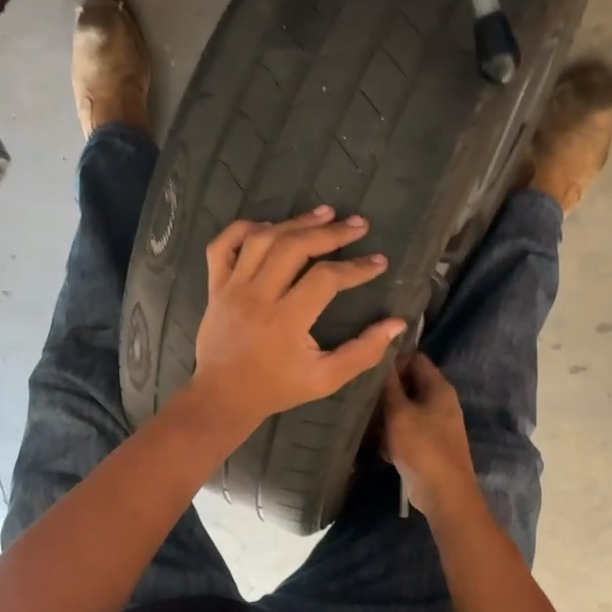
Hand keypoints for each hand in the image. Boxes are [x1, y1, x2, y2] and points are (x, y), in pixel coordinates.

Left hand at [190, 206, 406, 429]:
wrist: (221, 397)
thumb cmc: (276, 388)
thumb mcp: (325, 379)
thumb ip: (362, 352)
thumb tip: (396, 323)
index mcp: (286, 320)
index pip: (325, 278)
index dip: (356, 267)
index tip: (379, 263)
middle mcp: (257, 296)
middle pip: (293, 247)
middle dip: (330, 232)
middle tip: (358, 225)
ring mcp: (231, 289)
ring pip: (261, 240)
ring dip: (294, 222)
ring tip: (324, 214)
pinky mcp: (215, 288)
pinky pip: (221, 247)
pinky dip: (242, 229)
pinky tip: (269, 225)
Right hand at [380, 353, 479, 515]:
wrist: (443, 492)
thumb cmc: (421, 446)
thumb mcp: (398, 412)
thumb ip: (389, 385)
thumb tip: (382, 358)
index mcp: (438, 388)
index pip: (415, 359)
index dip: (392, 361)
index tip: (368, 370)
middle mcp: (440, 402)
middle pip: (408, 385)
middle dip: (385, 391)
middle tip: (360, 396)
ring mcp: (435, 424)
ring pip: (403, 409)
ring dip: (385, 416)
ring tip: (364, 421)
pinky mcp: (428, 443)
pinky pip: (406, 430)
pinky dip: (392, 435)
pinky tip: (378, 445)